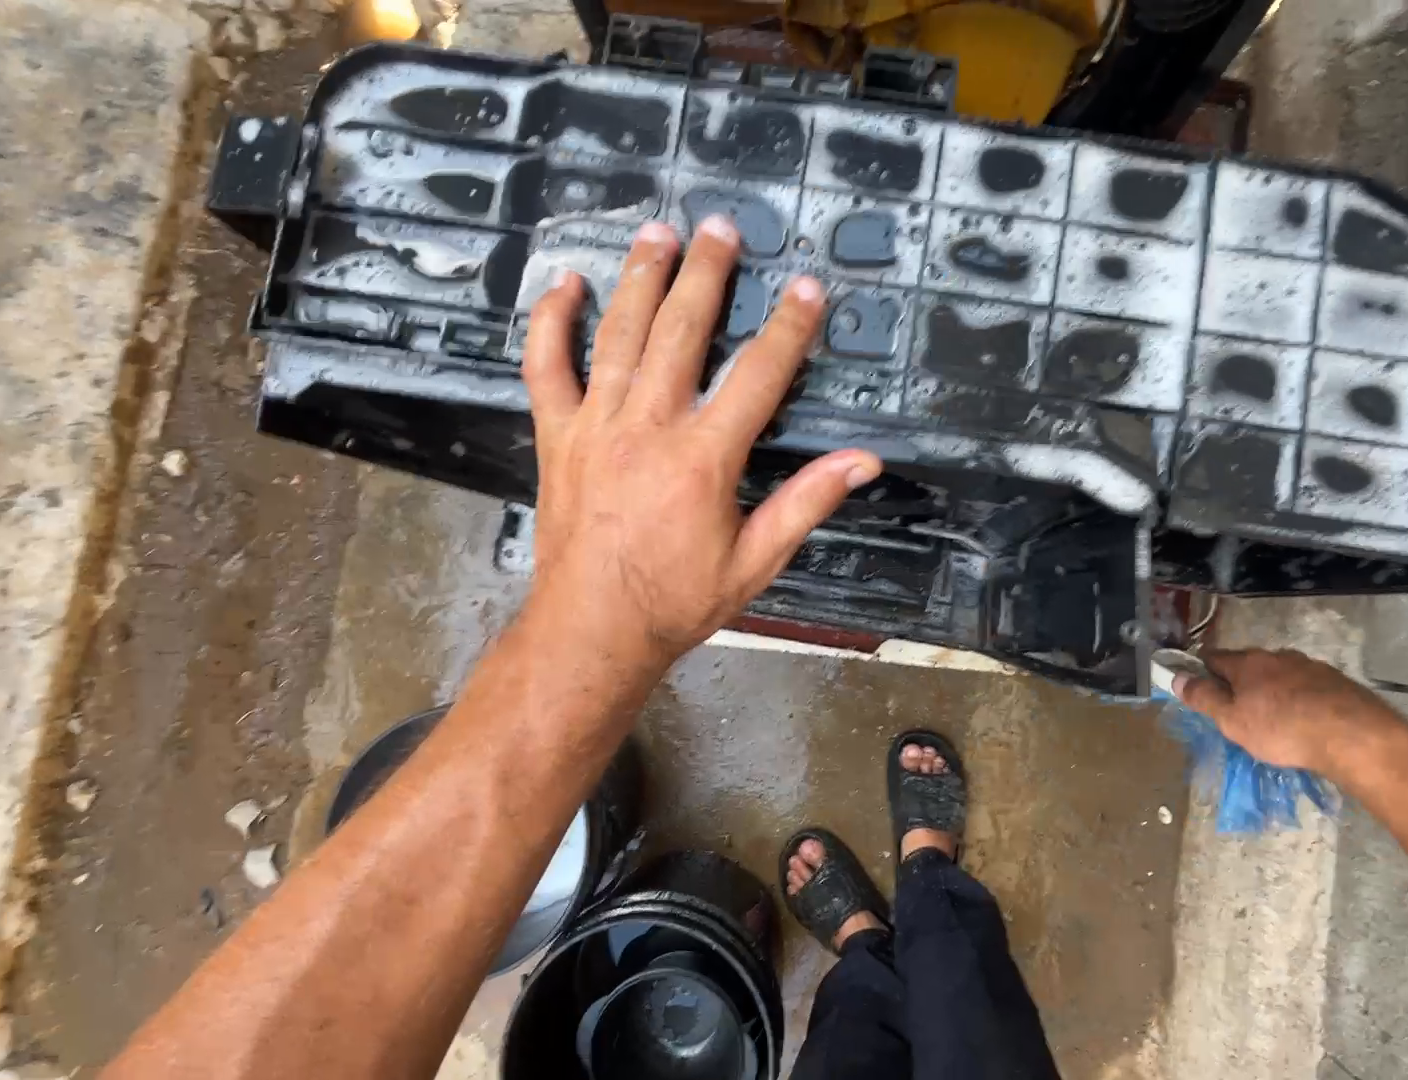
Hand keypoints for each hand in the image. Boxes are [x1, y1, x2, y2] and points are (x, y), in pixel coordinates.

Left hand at [519, 217, 882, 670]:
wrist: (593, 628)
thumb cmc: (677, 600)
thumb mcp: (756, 561)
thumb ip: (807, 503)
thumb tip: (861, 462)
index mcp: (704, 458)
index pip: (758, 375)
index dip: (789, 328)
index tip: (807, 289)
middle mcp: (649, 427)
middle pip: (683, 331)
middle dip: (706, 274)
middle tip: (720, 228)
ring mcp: (596, 426)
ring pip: (620, 334)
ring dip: (641, 278)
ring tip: (657, 233)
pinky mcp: (557, 436)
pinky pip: (546, 367)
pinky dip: (550, 322)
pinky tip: (563, 284)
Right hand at [1173, 649, 1407, 776]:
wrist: (1354, 737)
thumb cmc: (1282, 729)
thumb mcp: (1232, 720)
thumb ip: (1203, 697)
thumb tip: (1176, 677)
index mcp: (1246, 663)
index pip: (1213, 657)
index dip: (1202, 671)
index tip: (1200, 688)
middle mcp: (1276, 656)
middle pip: (1248, 664)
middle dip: (1240, 681)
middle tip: (1238, 709)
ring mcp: (1310, 666)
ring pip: (1280, 674)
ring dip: (1272, 689)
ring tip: (1276, 717)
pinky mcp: (1337, 682)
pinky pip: (1308, 686)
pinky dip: (1300, 698)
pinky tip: (1306, 719)